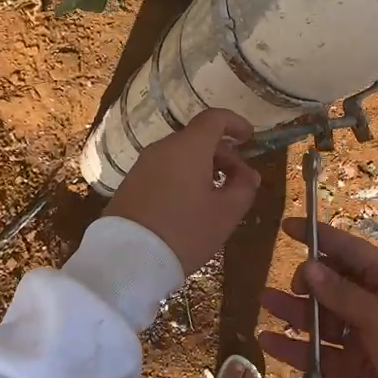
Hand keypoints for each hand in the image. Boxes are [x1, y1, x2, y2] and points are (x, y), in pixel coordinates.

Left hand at [103, 109, 258, 274]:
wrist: (127, 259)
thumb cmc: (184, 232)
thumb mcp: (225, 214)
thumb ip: (243, 188)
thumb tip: (248, 174)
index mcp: (188, 147)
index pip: (214, 118)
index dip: (235, 123)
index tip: (250, 138)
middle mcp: (163, 148)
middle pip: (198, 138)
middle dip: (223, 154)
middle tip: (239, 182)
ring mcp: (143, 165)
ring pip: (180, 155)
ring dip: (203, 167)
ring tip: (216, 197)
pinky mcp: (131, 183)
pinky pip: (164, 169)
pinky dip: (183, 177)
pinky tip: (190, 205)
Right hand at [260, 218, 377, 377]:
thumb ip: (341, 293)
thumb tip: (309, 267)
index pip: (350, 251)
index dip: (321, 238)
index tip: (289, 227)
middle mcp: (374, 306)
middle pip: (332, 284)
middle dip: (308, 281)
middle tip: (295, 286)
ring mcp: (361, 338)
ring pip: (321, 318)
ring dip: (294, 310)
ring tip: (265, 301)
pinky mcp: (351, 368)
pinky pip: (318, 352)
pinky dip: (295, 348)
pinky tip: (269, 340)